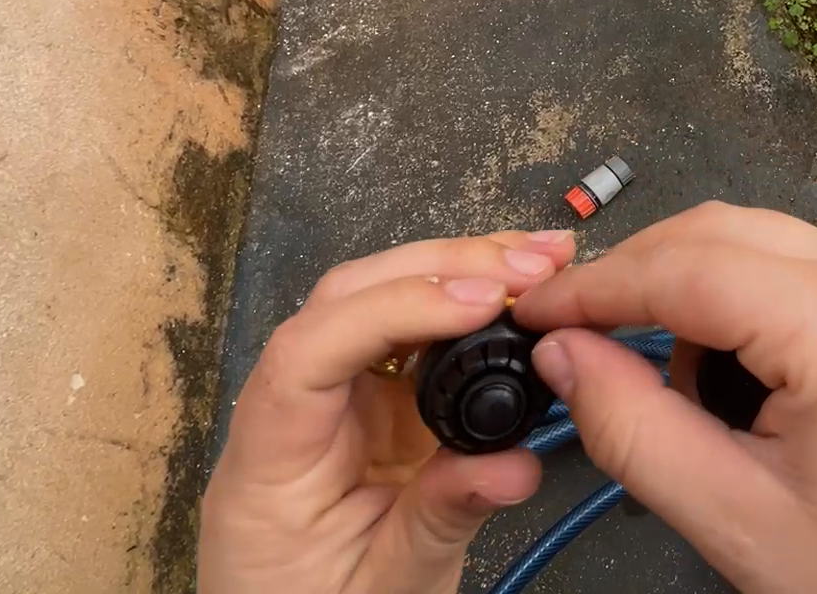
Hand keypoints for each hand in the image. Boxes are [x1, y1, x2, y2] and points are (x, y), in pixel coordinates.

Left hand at [199, 228, 577, 593]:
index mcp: (271, 463)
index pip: (308, 354)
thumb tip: (516, 466)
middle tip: (534, 265)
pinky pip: (423, 313)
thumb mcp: (388, 590)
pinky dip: (475, 284)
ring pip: (386, 286)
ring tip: (545, 256)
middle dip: (446, 266)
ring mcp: (341, 385)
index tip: (487, 302)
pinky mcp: (384, 382)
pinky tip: (523, 278)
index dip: (396, 310)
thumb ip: (439, 522)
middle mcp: (297, 404)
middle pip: (350, 295)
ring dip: (468, 261)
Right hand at [511, 202, 816, 593]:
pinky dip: (739, 299)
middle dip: (637, 272)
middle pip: (719, 231)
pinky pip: (792, 267)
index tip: (527, 312)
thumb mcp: (740, 519)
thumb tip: (561, 353)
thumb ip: (635, 427)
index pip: (686, 268)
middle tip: (574, 336)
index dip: (595, 286)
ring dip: (689, 286)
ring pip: (754, 240)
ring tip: (670, 383)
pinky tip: (732, 372)